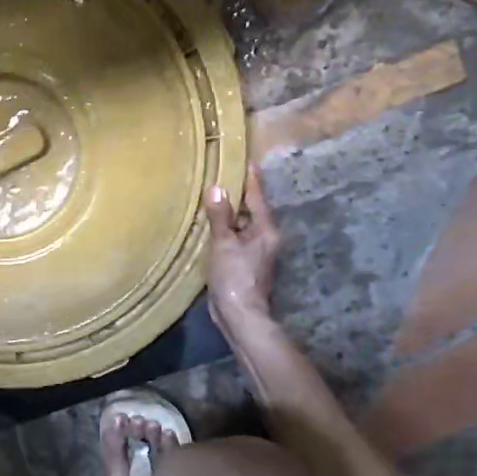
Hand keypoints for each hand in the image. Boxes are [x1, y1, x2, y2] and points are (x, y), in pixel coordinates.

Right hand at [204, 165, 279, 330]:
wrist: (240, 314)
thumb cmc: (235, 276)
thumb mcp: (224, 243)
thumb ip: (220, 216)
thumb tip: (216, 187)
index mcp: (266, 230)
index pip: (257, 197)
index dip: (250, 179)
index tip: (246, 160)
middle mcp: (265, 238)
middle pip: (251, 210)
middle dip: (238, 195)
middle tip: (221, 175)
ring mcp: (255, 253)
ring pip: (242, 226)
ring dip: (229, 214)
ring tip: (213, 198)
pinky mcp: (244, 264)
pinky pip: (234, 239)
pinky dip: (224, 230)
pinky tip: (210, 226)